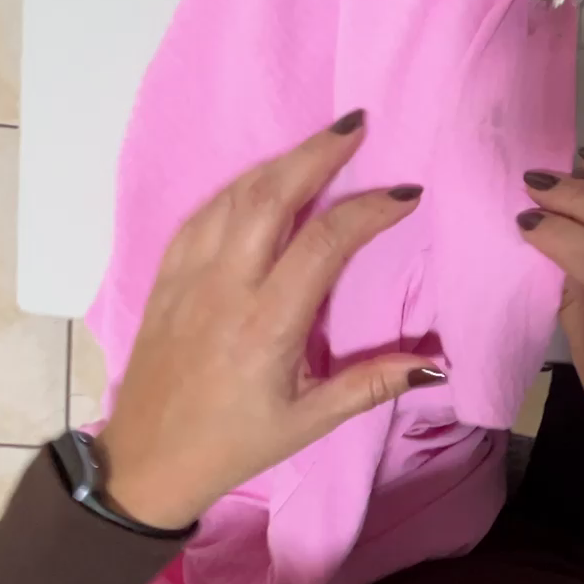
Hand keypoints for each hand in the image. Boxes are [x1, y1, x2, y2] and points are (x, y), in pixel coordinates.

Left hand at [96, 110, 443, 529]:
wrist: (147, 460)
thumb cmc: (236, 443)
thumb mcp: (310, 421)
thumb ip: (372, 384)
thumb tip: (436, 364)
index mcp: (267, 323)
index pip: (325, 243)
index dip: (369, 211)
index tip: (405, 194)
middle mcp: (225, 286)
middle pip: (272, 196)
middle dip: (317, 153)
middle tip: (357, 123)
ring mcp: (189, 276)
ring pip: (234, 196)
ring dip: (280, 162)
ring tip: (319, 144)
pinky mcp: (167, 277)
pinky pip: (204, 215)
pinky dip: (239, 188)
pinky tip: (261, 182)